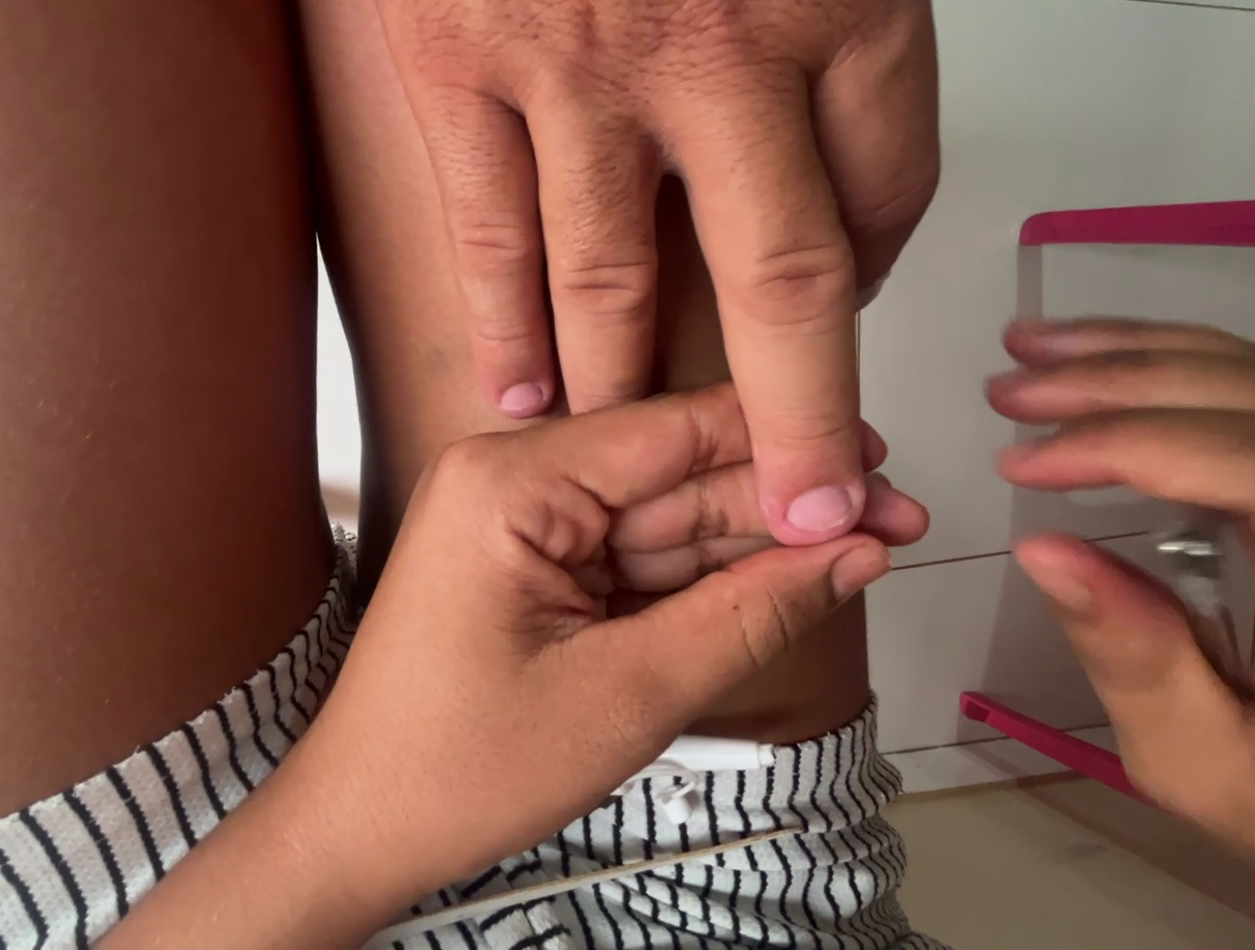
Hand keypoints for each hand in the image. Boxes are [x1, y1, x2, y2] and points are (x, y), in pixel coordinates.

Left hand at [294, 385, 896, 913]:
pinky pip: (630, 551)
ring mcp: (518, 515)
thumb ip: (747, 614)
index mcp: (509, 481)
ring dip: (752, 542)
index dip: (783, 447)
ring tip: (856, 554)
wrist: (362, 822)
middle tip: (892, 522)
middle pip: (673, 473)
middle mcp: (509, 475)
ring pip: (660, 515)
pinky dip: (699, 574)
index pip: (672, 431)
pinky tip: (776, 580)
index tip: (880, 468)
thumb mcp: (625, 694)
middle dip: (781, 504)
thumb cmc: (462, 767)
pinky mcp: (529, 556)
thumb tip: (853, 552)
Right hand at [334, 0, 939, 544]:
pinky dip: (507, 325)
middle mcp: (712, 44)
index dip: (871, 275)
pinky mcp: (463, 67)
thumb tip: (825, 139)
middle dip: (796, 414)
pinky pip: (496, 230)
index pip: (883, 184)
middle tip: (805, 503)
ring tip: (637, 462)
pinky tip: (519, 394)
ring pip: (616, 277)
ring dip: (631, 388)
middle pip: (778, 278)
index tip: (842, 318)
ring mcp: (577, 66)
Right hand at [988, 318, 1254, 949]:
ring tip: (1031, 349)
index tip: (1022, 465)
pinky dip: (1193, 362)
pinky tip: (1114, 359)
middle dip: (1127, 384)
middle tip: (1007, 390)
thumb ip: (1134, 665)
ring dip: (1150, 354)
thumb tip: (1040, 548)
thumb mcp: (1212, 776)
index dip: (1143, 444)